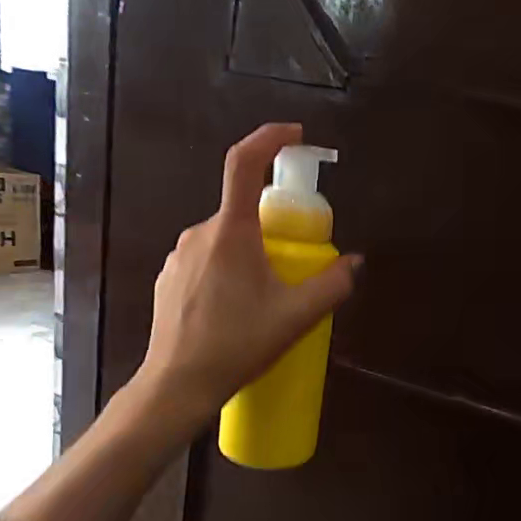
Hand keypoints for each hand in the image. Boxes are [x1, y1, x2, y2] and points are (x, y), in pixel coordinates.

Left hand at [128, 122, 361, 429]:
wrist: (178, 384)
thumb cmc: (238, 345)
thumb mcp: (295, 318)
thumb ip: (332, 285)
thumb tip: (354, 263)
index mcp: (231, 230)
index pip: (245, 162)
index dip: (270, 138)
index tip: (294, 136)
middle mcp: (199, 233)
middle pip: (241, 213)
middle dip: (269, 231)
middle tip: (289, 270)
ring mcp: (177, 257)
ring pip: (222, 241)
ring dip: (246, 257)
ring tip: (259, 303)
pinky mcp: (166, 280)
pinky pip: (203, 263)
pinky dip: (223, 274)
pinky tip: (230, 314)